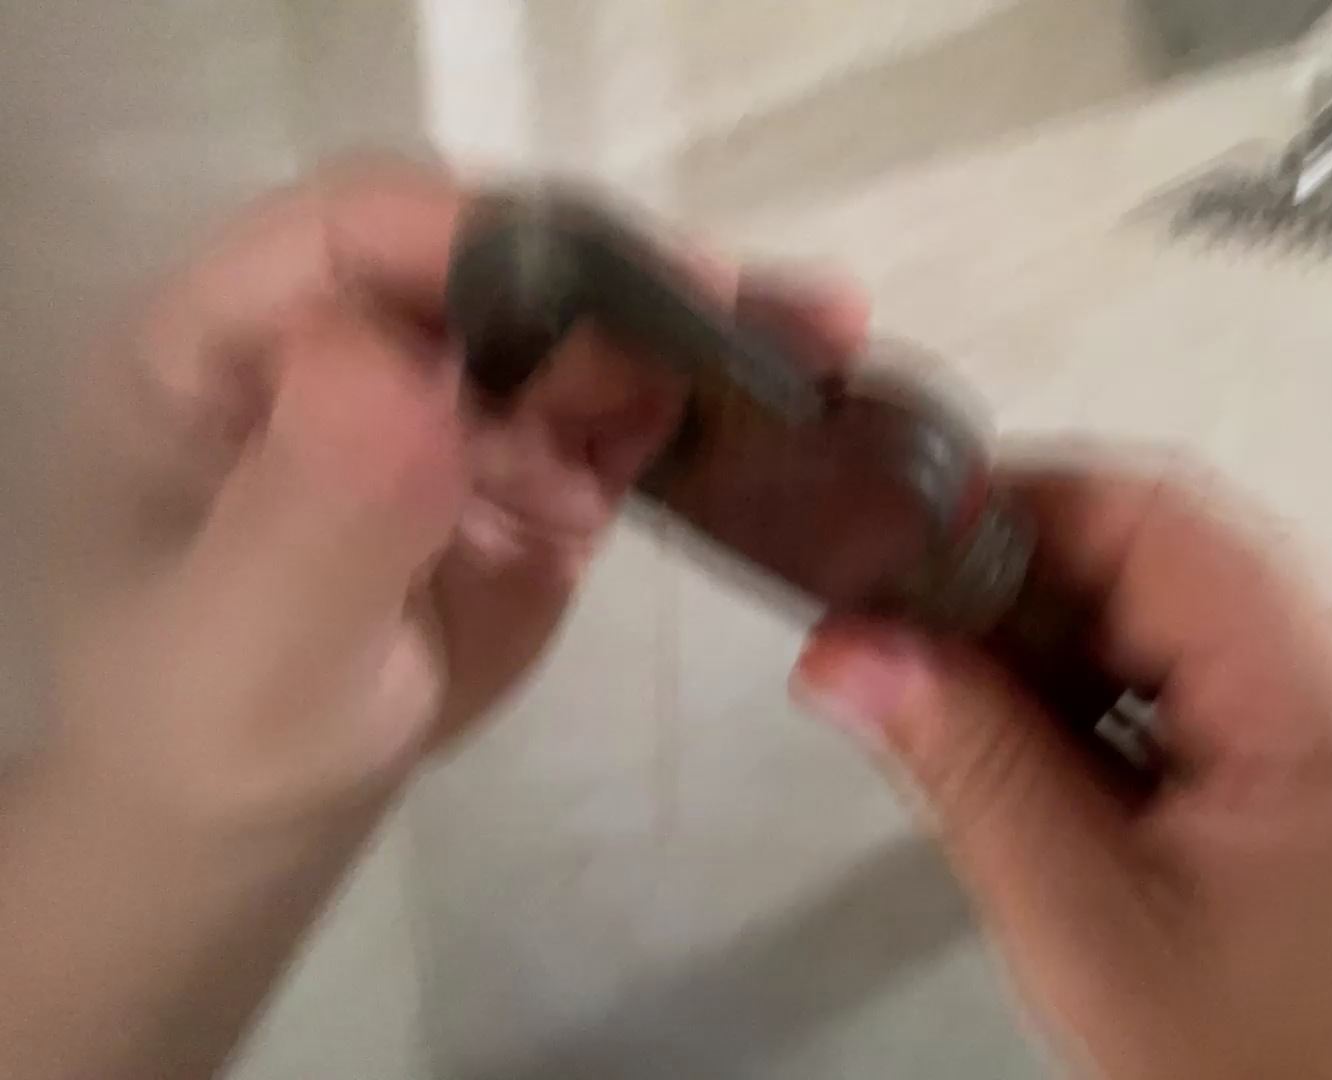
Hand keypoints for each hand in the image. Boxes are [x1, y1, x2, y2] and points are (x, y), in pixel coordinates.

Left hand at [43, 159, 869, 828]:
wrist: (286, 788)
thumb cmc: (232, 727)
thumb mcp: (258, 646)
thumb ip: (322, 512)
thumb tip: (403, 373)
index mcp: (235, 349)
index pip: (362, 234)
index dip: (496, 238)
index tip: (637, 282)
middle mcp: (367, 352)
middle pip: (510, 270)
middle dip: (635, 281)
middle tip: (762, 308)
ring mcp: (469, 411)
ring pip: (590, 340)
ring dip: (691, 341)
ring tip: (812, 343)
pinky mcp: (546, 468)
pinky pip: (627, 420)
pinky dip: (692, 414)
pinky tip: (763, 414)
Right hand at [792, 464, 1331, 1079]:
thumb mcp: (1091, 931)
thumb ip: (969, 767)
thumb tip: (849, 651)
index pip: (1154, 515)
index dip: (1019, 503)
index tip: (910, 543)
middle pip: (1170, 549)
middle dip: (1028, 582)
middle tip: (921, 636)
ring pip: (1182, 599)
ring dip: (1067, 634)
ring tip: (981, 698)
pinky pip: (1210, 655)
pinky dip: (1118, 678)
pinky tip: (1066, 742)